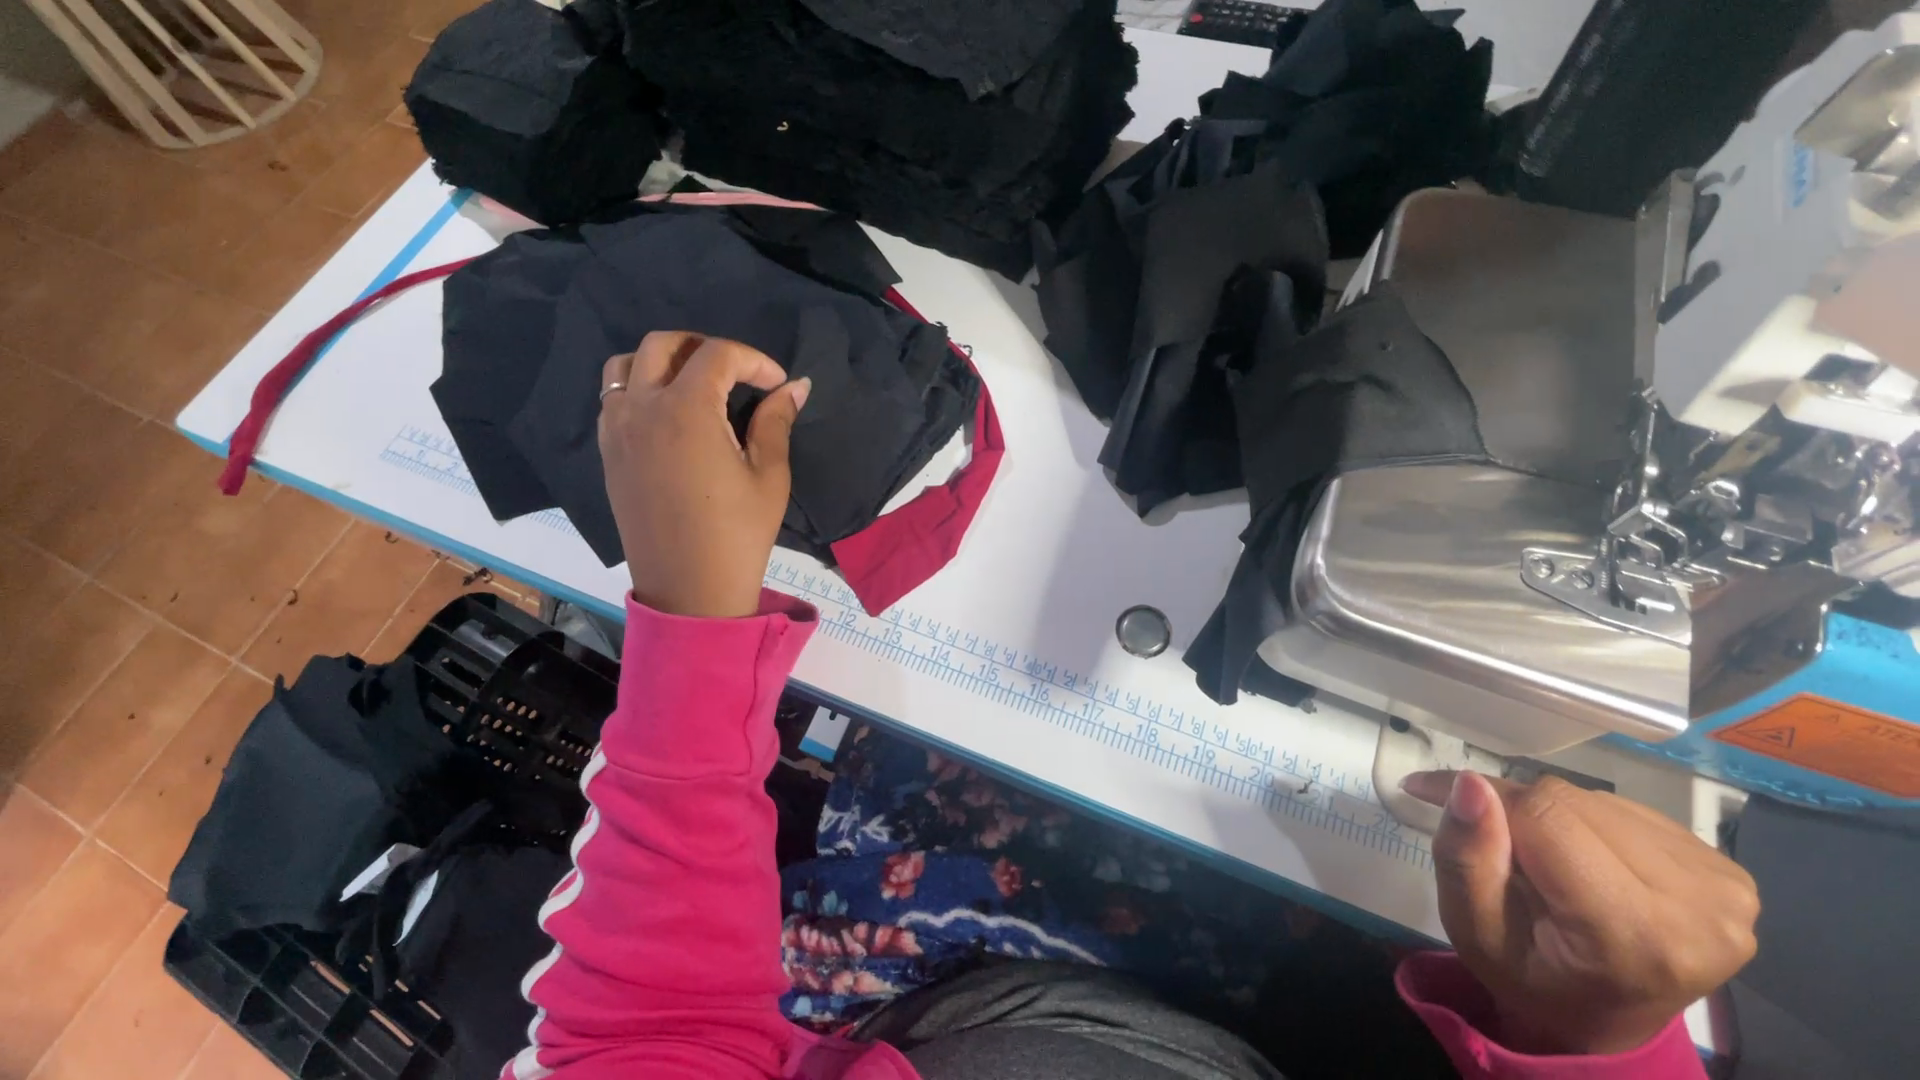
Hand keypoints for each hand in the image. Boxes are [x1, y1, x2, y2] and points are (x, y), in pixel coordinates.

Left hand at [598, 332, 809, 617]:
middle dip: (705, 348)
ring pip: (626, 366)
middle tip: (737, 375)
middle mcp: (642, 408)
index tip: (777, 384)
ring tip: (696, 387)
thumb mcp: (770, 476)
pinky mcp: (608, 454)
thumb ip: (777, 421)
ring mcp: (617, 431)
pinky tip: (670, 418)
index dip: (754, 360)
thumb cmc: (738, 534)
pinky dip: (639, 391)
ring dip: (662, 363)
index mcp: (686, 410)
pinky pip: (613, 400)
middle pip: (663, 345)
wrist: (689, 591)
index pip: (717, 354)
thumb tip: (795, 386)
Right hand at [1404, 770, 1758, 1056]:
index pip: (1544, 817)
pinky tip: (1585, 858)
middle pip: (1573, 803)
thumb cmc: (1531, 980)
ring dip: (1554, 814)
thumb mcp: (1473, 932)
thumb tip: (1469, 783)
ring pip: (1600, 801)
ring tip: (1540, 857)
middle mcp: (1698, 908)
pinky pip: (1632, 813)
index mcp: (1630, 932)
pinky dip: (1591, 823)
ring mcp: (1726, 891)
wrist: (1609, 1020)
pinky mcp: (1732, 875)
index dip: (1482, 794)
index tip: (1425, 787)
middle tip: (1489, 839)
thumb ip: (1465, 859)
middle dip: (1517, 808)